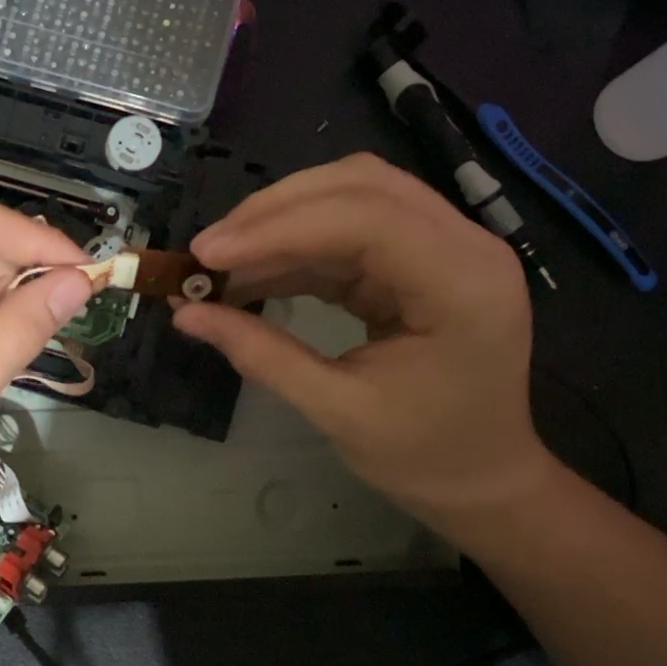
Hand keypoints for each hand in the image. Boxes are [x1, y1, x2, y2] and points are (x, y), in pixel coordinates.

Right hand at [172, 153, 554, 520]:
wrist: (482, 478)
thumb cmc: (423, 456)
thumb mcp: (338, 411)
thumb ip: (262, 355)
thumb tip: (185, 314)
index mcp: (464, 284)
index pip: (367, 219)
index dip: (279, 227)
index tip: (207, 256)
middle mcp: (465, 246)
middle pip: (360, 187)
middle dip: (273, 212)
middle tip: (206, 253)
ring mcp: (446, 246)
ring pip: (351, 197)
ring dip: (279, 223)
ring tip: (217, 264)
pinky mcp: (420, 258)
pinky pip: (349, 230)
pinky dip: (293, 247)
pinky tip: (250, 273)